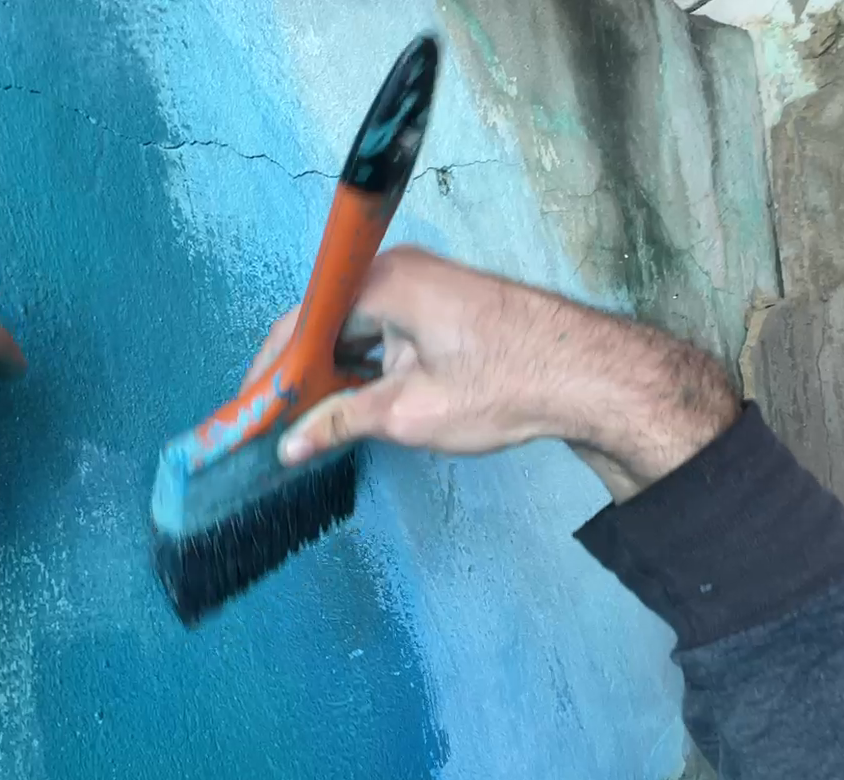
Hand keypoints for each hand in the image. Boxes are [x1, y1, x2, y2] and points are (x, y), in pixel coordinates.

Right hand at [262, 246, 738, 500]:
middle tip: (277, 421)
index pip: (299, 325)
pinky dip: (360, 366)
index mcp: (380, 282)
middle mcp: (395, 270)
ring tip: (311, 420)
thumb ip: (338, 424)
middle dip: (298, 374)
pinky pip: (378, 330)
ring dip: (331, 373)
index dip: (269, 371)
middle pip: (322, 323)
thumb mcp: (406, 413)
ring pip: (350, 329)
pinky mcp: (437, 302)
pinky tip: (353, 401)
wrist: (593, 375)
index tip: (250, 408)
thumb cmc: (503, 385)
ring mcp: (419, 283)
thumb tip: (289, 445)